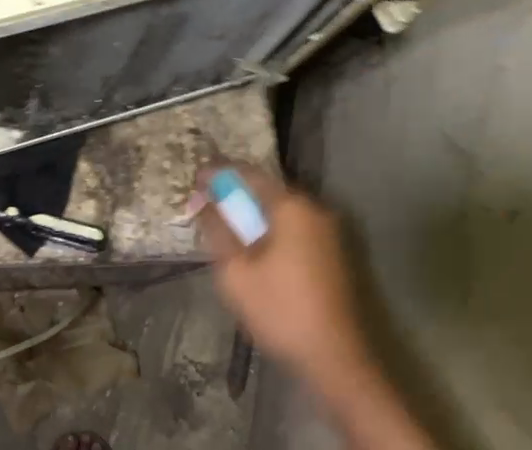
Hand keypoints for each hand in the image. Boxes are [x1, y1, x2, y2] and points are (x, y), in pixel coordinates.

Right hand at [194, 166, 368, 383]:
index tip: (195, 178)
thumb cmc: (281, 311)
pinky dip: (273, 228)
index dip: (220, 173)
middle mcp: (315, 209)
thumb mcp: (236, 272)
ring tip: (227, 226)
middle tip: (209, 203)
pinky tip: (256, 247)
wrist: (336, 358)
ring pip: (283, 210)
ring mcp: (329, 231)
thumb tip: (204, 202)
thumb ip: (218, 229)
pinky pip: (296, 227)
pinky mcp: (334, 252)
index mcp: (292, 207)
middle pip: (269, 189)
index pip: (250, 174)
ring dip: (255, 213)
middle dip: (237, 193)